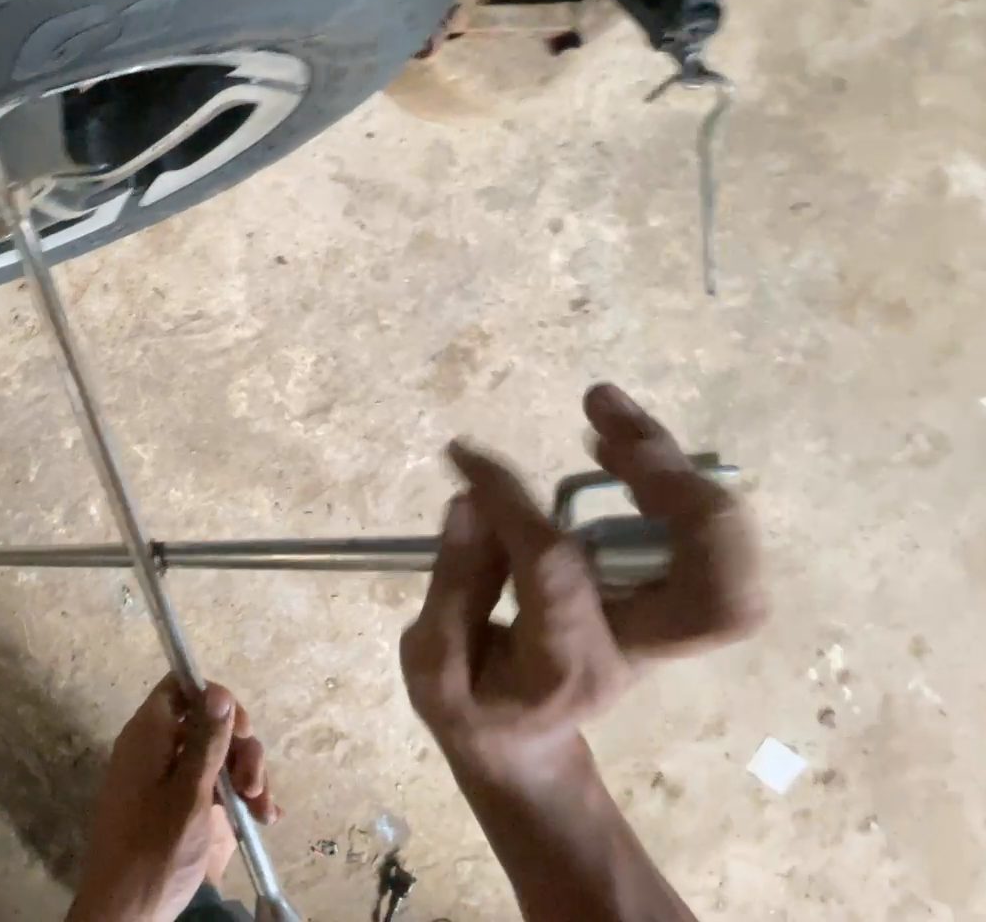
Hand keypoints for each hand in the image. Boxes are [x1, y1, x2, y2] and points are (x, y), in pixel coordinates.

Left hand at [66, 677, 277, 921]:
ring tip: (261, 809)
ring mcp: (168, 778)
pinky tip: (263, 818)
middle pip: (204, 722)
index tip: (240, 728)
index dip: (212, 697)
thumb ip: (205, 742)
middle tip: (253, 781)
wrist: (125, 912)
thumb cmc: (154, 849)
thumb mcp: (188, 794)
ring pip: (215, 754)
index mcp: (149, 734)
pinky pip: (212, 785)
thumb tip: (219, 692)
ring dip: (246, 774)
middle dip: (238, 745)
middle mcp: (156, 748)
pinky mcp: (180, 807)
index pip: (179, 687)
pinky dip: (239, 796)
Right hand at [400, 383, 762, 784]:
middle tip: (604, 429)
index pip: (553, 569)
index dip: (510, 502)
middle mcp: (636, 649)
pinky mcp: (657, 597)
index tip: (464, 456)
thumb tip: (471, 500)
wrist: (524, 744)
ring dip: (675, 471)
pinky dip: (668, 480)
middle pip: (715, 586)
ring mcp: (660, 624)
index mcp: (567, 669)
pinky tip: (614, 440)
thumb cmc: (469, 706)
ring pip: (722, 553)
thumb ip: (454, 585)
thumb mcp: (431, 661)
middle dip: (675, 496)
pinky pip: (697, 536)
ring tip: (604, 407)